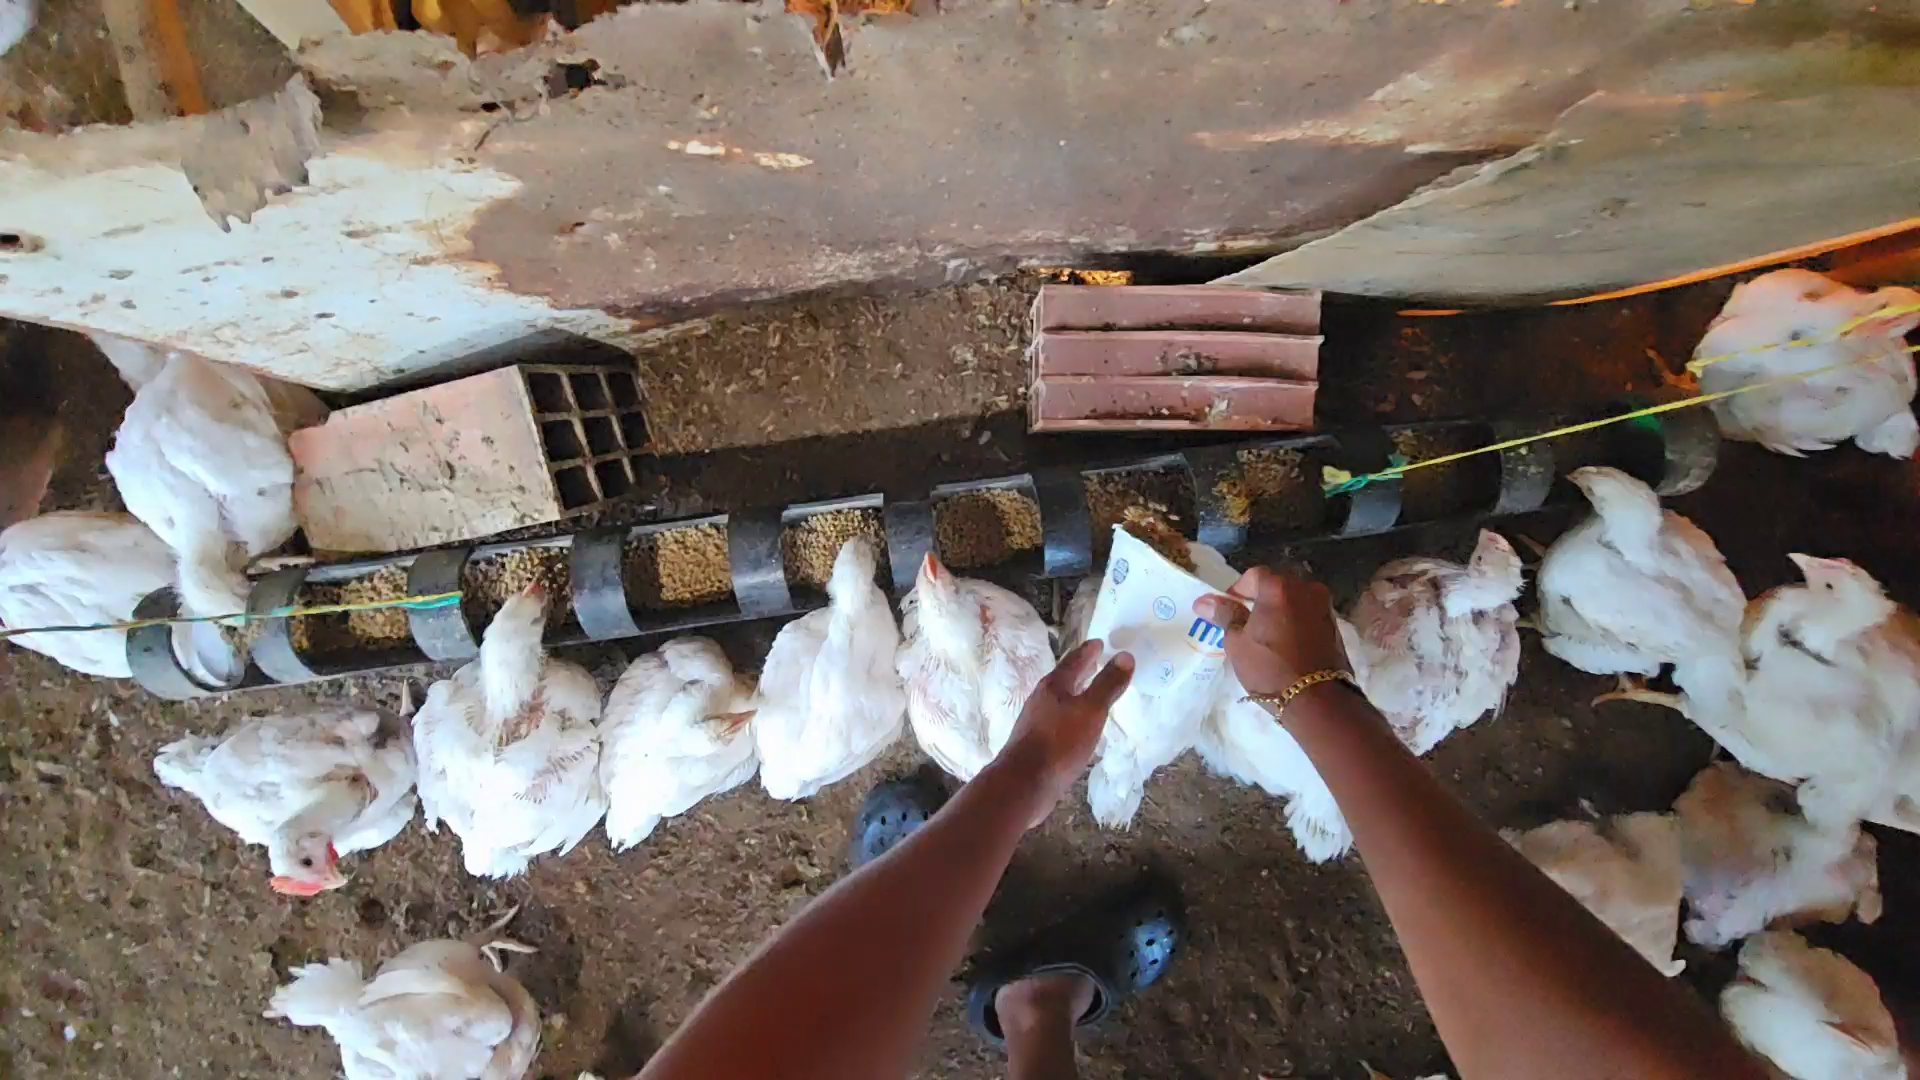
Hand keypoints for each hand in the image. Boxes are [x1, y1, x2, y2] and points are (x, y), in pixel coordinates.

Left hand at [993, 640, 1132, 827]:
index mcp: (1054, 686)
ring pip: (1060, 699)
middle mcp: (1042, 698)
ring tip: (1091, 691)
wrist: (1024, 782)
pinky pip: (1059, 719)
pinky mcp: (1037, 741)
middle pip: (1065, 678)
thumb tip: (1125, 655)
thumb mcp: (1090, 711)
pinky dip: (1072, 714)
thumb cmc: (1059, 742)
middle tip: (1097, 660)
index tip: (1100, 642)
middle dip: (1081, 669)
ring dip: (1076, 692)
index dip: (1088, 651)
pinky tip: (1080, 726)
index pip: (1073, 661)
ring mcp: (1036, 720)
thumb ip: (1107, 684)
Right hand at [1194, 567, 1348, 697]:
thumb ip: (1224, 615)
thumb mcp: (1237, 642)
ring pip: (1294, 600)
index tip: (1228, 610)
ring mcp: (1324, 607)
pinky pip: (1307, 614)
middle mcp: (1306, 589)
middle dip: (1259, 599)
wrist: (1317, 700)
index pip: (1253, 575)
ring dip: (1278, 610)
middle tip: (1244, 622)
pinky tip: (1284, 642)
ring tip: (1264, 634)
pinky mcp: (1334, 626)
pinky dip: (1294, 621)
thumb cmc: (1270, 667)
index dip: (1237, 590)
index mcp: (1279, 588)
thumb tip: (1204, 601)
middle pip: (1276, 585)